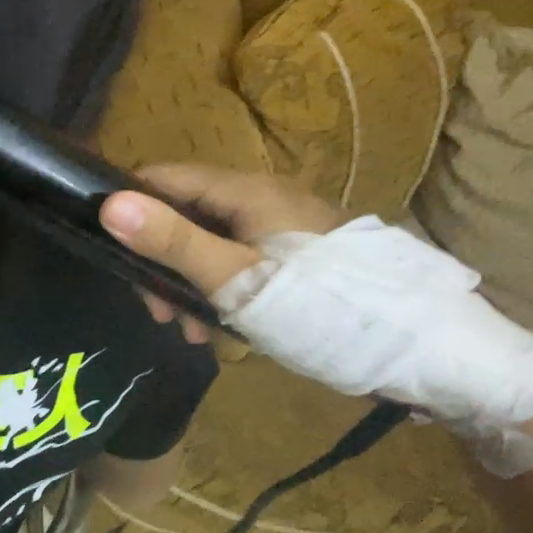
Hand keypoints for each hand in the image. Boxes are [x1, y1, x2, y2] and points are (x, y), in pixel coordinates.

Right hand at [99, 164, 532, 476]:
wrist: (424, 354)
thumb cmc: (323, 310)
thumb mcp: (235, 279)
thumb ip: (171, 241)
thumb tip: (108, 204)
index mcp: (246, 193)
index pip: (161, 177)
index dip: (127, 206)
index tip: (107, 253)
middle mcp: (261, 200)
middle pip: (181, 215)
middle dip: (157, 260)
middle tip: (155, 312)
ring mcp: (280, 230)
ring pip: (206, 244)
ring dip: (184, 284)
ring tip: (188, 330)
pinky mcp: (294, 260)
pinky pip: (235, 263)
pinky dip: (216, 291)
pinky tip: (218, 329)